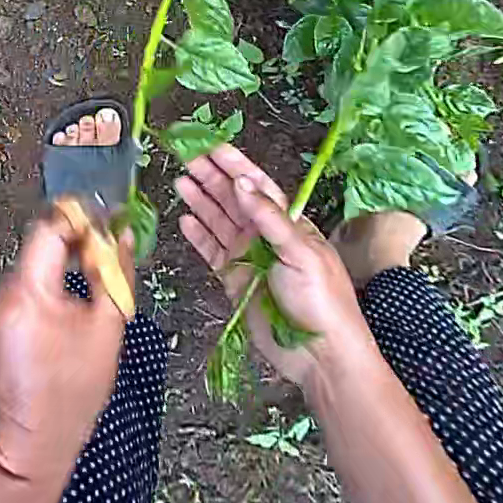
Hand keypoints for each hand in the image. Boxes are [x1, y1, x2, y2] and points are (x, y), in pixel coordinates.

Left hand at [0, 211, 132, 484]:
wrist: (32, 443)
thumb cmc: (75, 389)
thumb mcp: (108, 326)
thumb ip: (116, 272)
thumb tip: (123, 233)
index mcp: (31, 290)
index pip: (50, 227)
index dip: (81, 216)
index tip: (111, 218)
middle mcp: (8, 288)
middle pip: (43, 237)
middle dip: (79, 231)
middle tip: (114, 238)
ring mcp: (2, 300)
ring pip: (39, 253)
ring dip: (71, 249)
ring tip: (105, 260)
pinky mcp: (5, 311)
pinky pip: (35, 273)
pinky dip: (59, 267)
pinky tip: (84, 278)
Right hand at [175, 145, 374, 388]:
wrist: (320, 354)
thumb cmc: (321, 298)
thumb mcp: (300, 250)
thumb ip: (269, 217)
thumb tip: (243, 182)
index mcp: (286, 221)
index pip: (257, 185)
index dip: (235, 165)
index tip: (212, 147)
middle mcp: (264, 234)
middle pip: (234, 199)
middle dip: (211, 177)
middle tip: (187, 158)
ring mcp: (248, 256)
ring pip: (219, 221)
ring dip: (201, 201)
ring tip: (181, 181)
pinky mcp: (235, 280)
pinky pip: (212, 251)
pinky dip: (199, 236)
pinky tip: (185, 220)